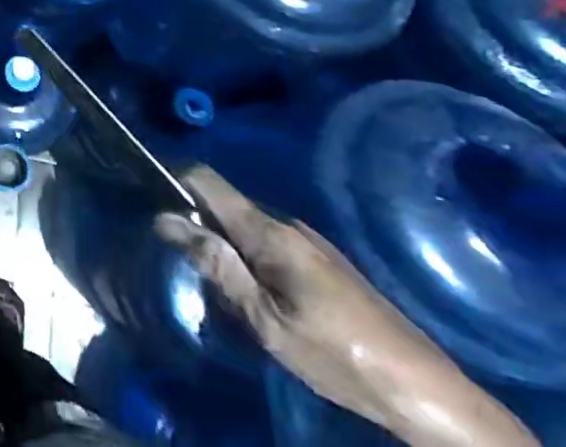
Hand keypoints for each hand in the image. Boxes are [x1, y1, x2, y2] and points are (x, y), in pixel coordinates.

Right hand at [155, 167, 536, 446]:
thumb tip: (166, 219)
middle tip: (169, 252)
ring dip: (218, 241)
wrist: (424, 389)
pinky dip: (242, 255)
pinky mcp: (320, 261)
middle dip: (191, 218)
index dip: (171, 175)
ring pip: (243, 225)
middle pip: (222, 203)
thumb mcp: (265, 319)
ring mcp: (307, 241)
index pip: (206, 180)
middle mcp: (286, 224)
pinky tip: (245, 291)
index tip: (141, 189)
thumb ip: (216, 265)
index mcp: (268, 232)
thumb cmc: (337, 355)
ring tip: (204, 278)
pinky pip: (265, 242)